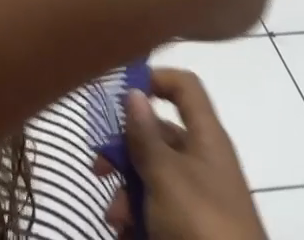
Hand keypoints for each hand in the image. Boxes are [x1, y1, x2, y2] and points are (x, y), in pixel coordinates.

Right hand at [96, 69, 264, 239]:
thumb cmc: (201, 223)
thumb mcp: (166, 176)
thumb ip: (145, 136)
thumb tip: (133, 92)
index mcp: (206, 137)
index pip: (184, 87)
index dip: (154, 79)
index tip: (118, 92)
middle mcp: (201, 160)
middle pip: (157, 136)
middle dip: (124, 153)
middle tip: (98, 170)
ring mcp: (196, 196)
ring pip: (151, 177)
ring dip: (127, 195)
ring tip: (117, 220)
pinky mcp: (188, 227)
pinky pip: (155, 211)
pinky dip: (138, 220)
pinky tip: (126, 234)